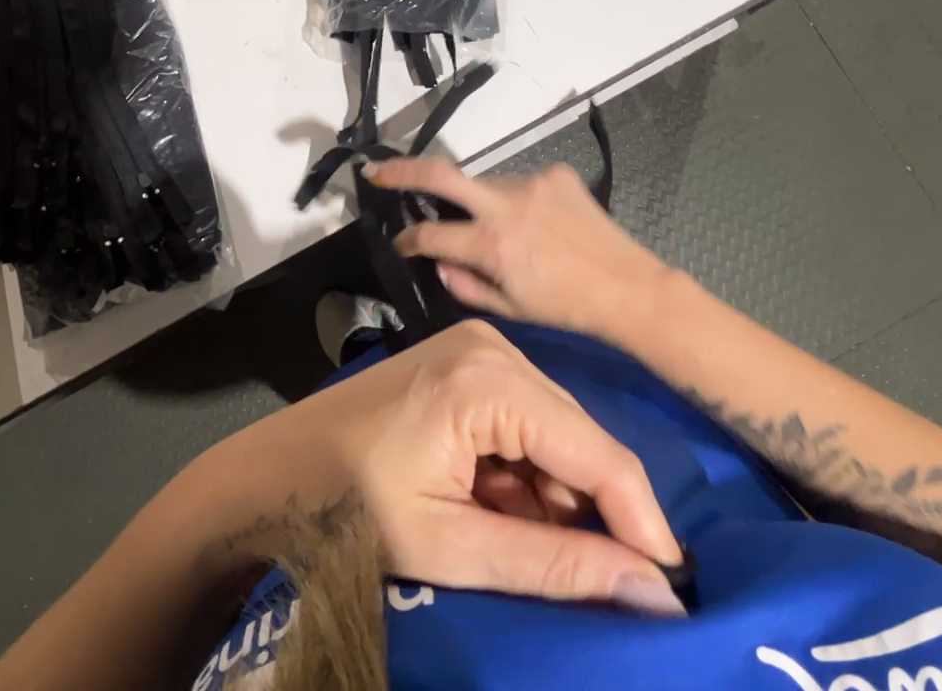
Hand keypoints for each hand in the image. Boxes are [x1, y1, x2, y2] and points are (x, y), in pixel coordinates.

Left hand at [218, 320, 686, 613]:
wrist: (272, 472)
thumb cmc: (346, 510)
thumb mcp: (451, 547)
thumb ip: (554, 565)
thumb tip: (654, 592)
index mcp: (488, 381)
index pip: (598, 453)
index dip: (642, 522)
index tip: (670, 588)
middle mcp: (493, 349)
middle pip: (580, 438)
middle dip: (591, 512)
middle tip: (588, 578)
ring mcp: (477, 350)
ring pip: (555, 432)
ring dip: (553, 496)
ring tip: (516, 543)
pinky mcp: (465, 364)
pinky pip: (524, 422)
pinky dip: (524, 473)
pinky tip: (495, 507)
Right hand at [366, 157, 675, 336]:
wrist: (628, 287)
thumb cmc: (565, 307)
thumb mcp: (509, 307)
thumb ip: (465, 284)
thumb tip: (438, 262)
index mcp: (493, 245)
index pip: (431, 234)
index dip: (408, 240)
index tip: (400, 243)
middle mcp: (507, 205)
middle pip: (441, 174)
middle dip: (401, 171)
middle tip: (376, 171)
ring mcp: (532, 183)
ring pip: (484, 183)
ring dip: (477, 199)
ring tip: (498, 226)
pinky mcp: (555, 173)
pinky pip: (518, 182)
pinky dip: (514, 200)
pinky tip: (535, 222)